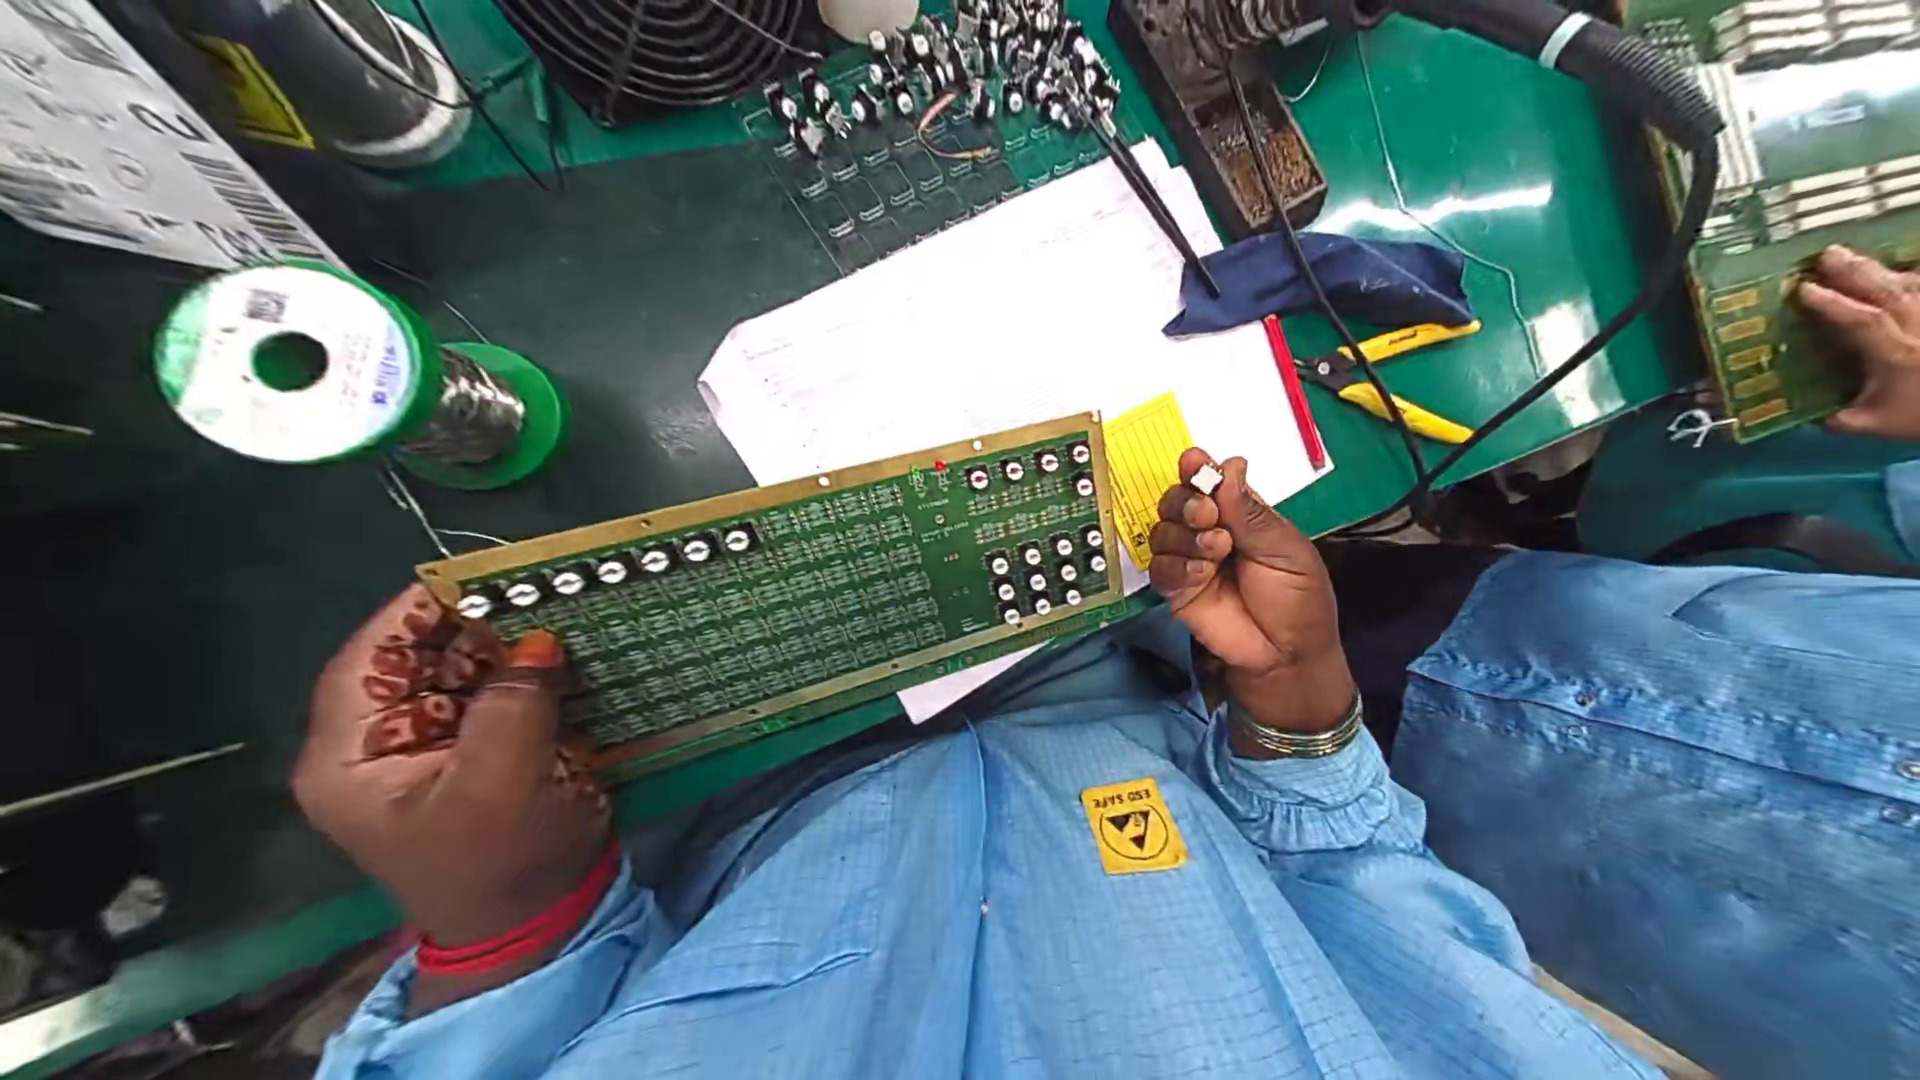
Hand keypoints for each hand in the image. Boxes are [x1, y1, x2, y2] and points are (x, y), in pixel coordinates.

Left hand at [292, 586, 610, 954]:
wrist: (542, 912)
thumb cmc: (501, 860)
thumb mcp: (501, 783)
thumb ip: (515, 704)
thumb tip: (540, 640)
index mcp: (357, 755)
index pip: (369, 661)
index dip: (414, 612)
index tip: (476, 575)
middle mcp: (394, 738)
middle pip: (425, 657)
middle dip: (478, 621)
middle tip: (536, 586)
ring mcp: (447, 738)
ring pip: (473, 667)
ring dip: (515, 639)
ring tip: (559, 603)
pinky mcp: (493, 741)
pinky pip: (509, 687)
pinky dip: (537, 665)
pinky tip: (570, 643)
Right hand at [1149, 449, 1353, 733]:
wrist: (1285, 655)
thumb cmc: (1297, 599)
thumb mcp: (1286, 550)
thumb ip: (1251, 513)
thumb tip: (1229, 466)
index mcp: (1238, 514)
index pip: (1209, 483)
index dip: (1198, 470)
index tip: (1193, 461)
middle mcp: (1207, 531)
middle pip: (1175, 501)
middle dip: (1185, 503)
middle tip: (1207, 514)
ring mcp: (1188, 559)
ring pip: (1162, 531)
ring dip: (1185, 537)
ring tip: (1216, 551)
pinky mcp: (1173, 588)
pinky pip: (1158, 567)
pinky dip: (1176, 566)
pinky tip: (1200, 574)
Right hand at [1797, 245, 1919, 438]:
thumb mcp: (1869, 425)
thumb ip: (1832, 416)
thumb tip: (1795, 408)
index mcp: (1895, 356)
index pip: (1861, 322)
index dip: (1832, 304)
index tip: (1802, 290)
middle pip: (1889, 293)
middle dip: (1856, 273)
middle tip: (1826, 255)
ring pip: (1914, 287)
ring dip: (1881, 270)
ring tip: (1853, 257)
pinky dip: (1916, 279)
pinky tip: (1902, 271)